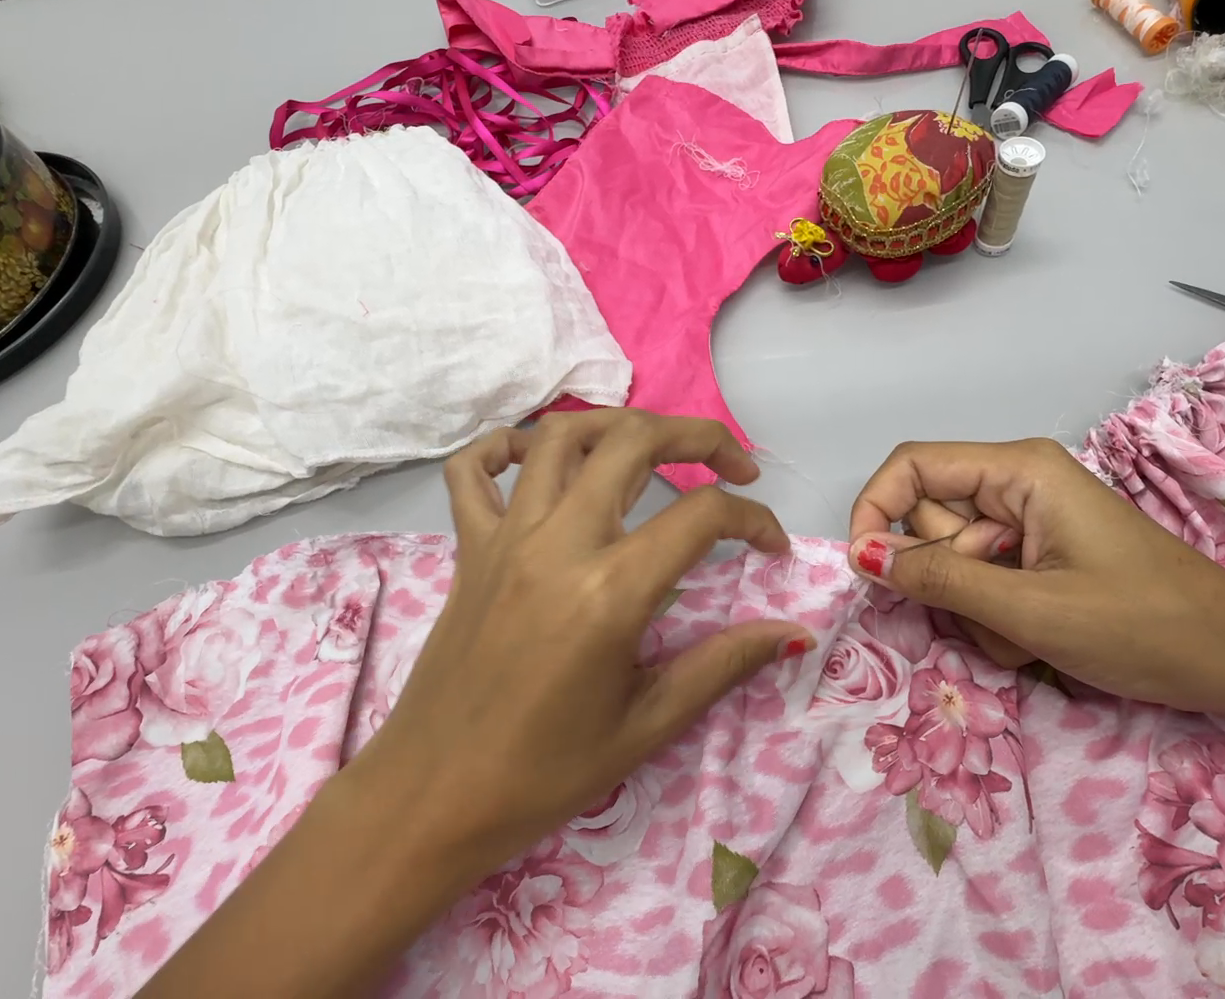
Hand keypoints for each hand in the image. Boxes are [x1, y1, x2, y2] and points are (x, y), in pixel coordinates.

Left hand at [349, 410, 812, 874]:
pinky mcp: (467, 550)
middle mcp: (557, 543)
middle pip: (633, 442)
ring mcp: (505, 539)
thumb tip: (792, 631)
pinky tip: (537, 460)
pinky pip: (472, 472)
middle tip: (733, 466)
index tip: (772, 547)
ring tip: (653, 448)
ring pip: (560, 437)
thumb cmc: (544, 775)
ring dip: (617, 424)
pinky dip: (505, 448)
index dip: (753, 520)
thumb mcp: (646, 726)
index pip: (702, 517)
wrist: (431, 799)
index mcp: (609, 591)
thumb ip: (723, 664)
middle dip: (698, 437)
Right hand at [847, 439, 1224, 710]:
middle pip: (930, 518)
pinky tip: (1038, 636)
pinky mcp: (1040, 552)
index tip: (866, 570)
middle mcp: (1018, 483)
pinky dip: (994, 614)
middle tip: (994, 612)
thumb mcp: (1028, 609)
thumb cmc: (1142, 625)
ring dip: (972, 604)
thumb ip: (940, 578)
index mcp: (1019, 470)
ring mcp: (1030, 520)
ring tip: (1027, 631)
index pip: (912, 466)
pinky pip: (983, 577)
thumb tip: (862, 555)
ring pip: (953, 556)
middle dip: (944, 574)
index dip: (875, 510)